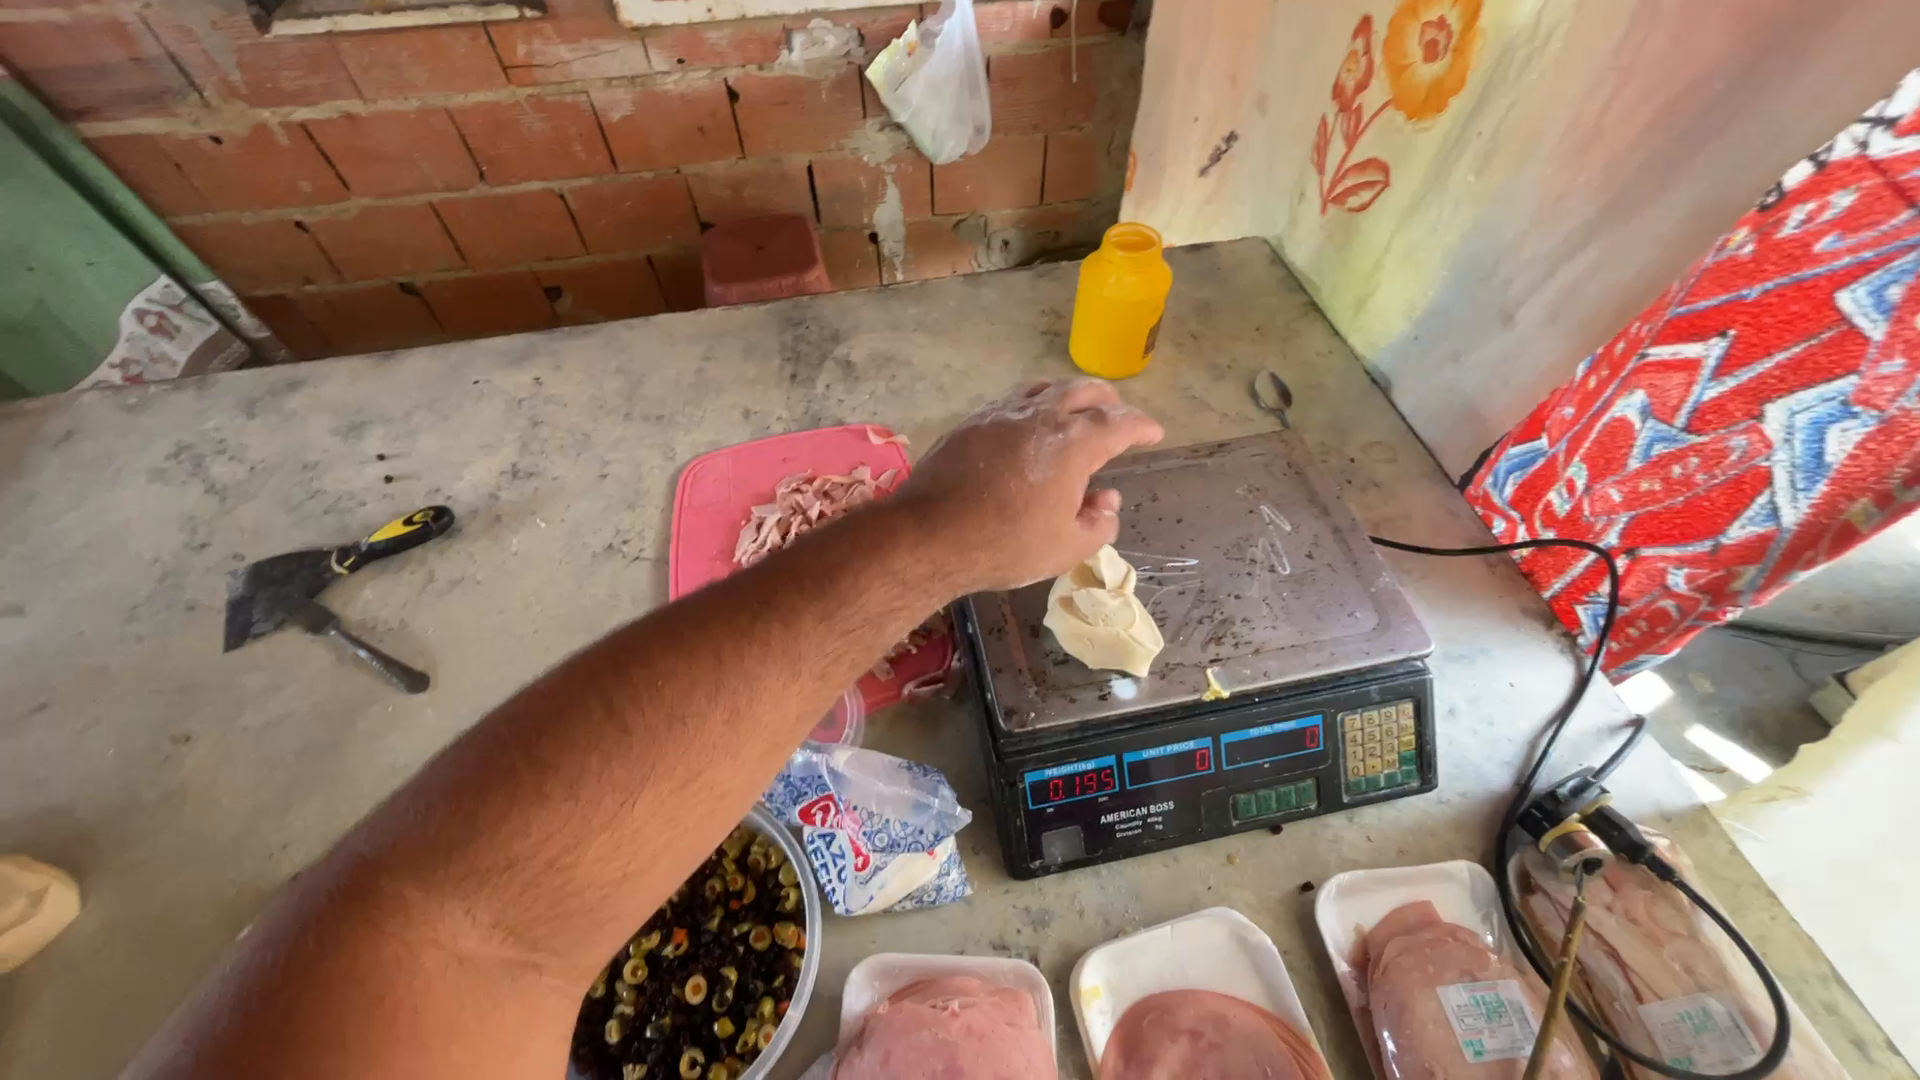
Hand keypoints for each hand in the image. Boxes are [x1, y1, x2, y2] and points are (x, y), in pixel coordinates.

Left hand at [898, 378, 1165, 592]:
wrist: (929, 535)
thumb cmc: (1005, 545)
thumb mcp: (1065, 548)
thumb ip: (1098, 523)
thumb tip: (1107, 500)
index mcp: (1073, 443)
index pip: (1119, 423)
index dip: (1141, 426)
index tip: (1154, 432)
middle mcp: (1040, 416)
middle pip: (1083, 391)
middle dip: (1108, 400)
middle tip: (1117, 413)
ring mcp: (1001, 414)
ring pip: (1044, 388)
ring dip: (1068, 394)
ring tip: (1075, 408)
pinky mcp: (971, 423)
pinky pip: (1011, 401)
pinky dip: (1032, 404)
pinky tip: (1027, 422)